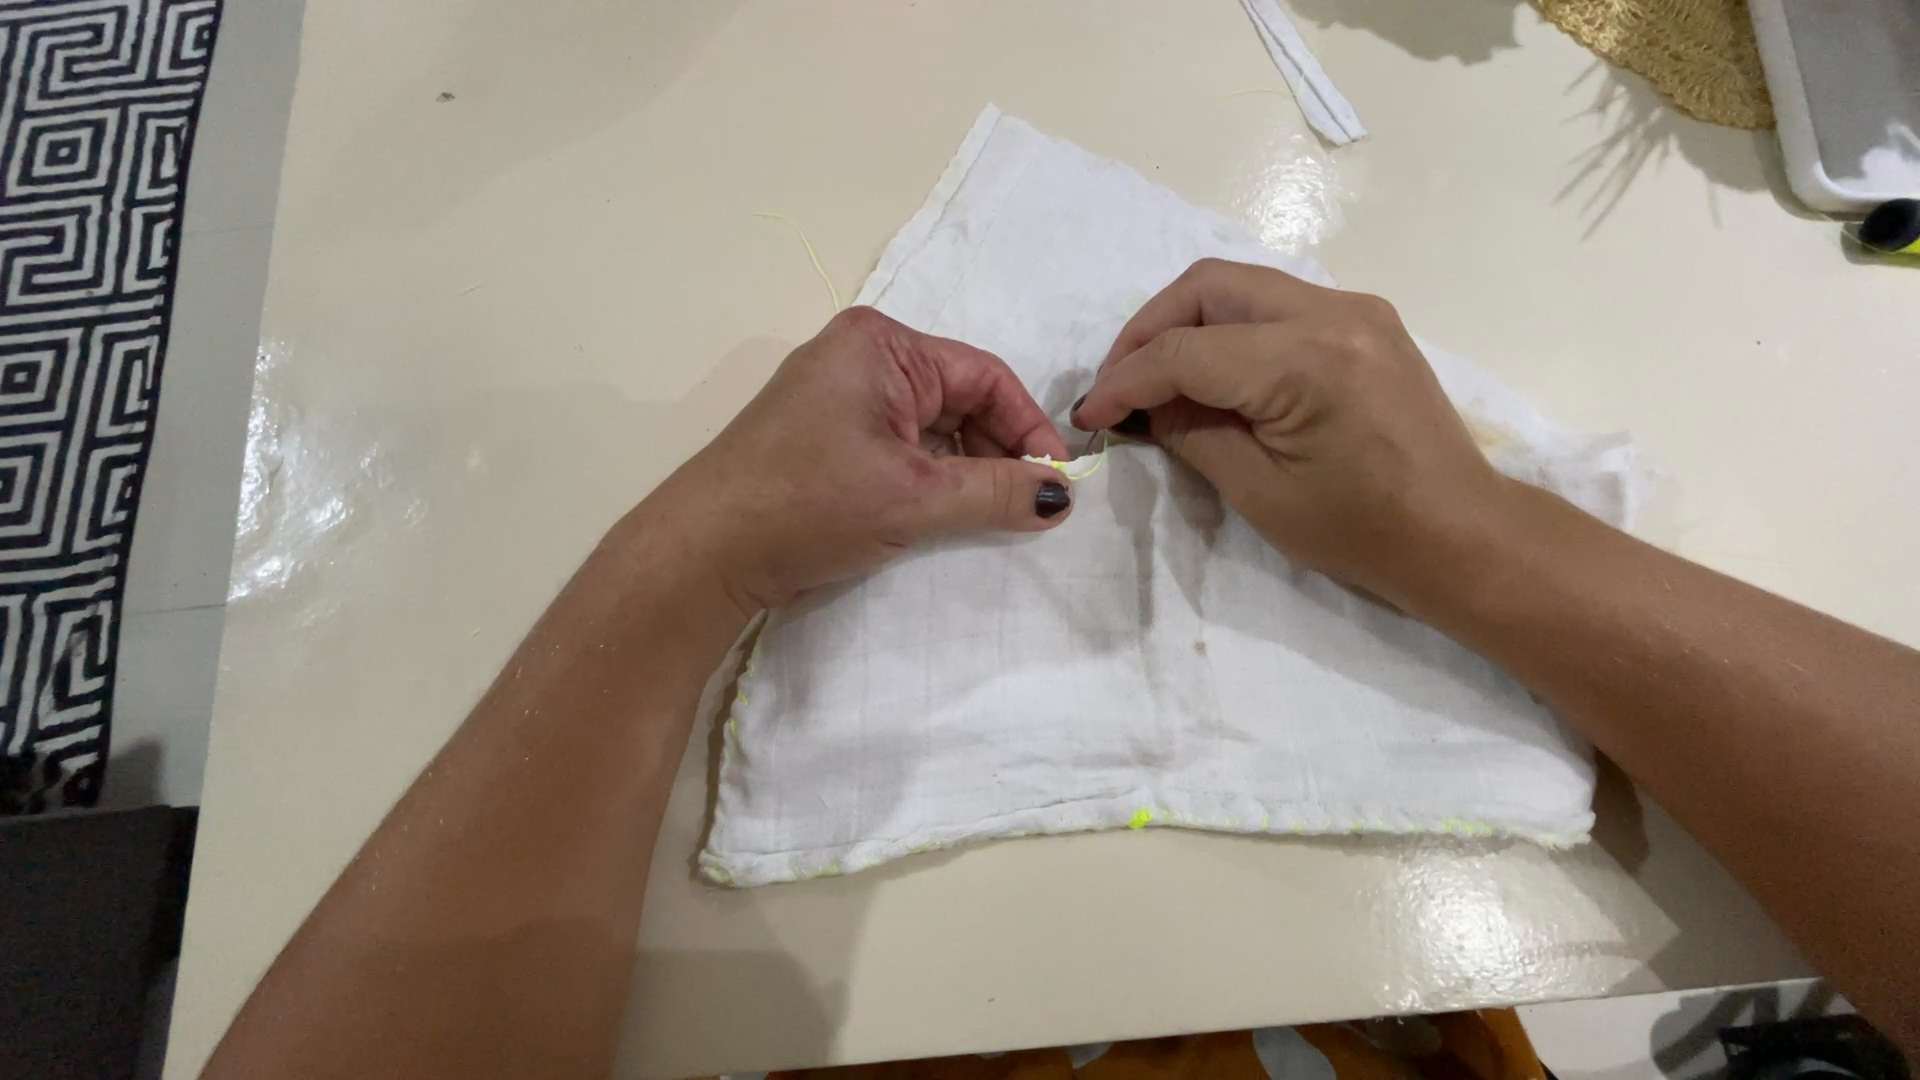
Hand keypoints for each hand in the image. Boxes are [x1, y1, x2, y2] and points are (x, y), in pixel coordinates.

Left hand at [643, 307, 1073, 613]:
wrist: (705, 553)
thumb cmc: (810, 506)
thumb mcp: (915, 496)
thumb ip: (997, 492)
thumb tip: (1063, 496)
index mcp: (881, 345)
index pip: (983, 376)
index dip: (1028, 427)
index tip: (1058, 480)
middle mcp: (860, 358)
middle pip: (958, 399)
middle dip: (997, 450)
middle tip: (1028, 503)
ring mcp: (838, 397)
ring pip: (930, 427)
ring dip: (966, 467)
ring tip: (992, 512)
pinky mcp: (826, 437)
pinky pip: (899, 447)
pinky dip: (931, 476)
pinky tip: (947, 511)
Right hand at [1071, 259, 1507, 611]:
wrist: (1458, 533)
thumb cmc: (1359, 531)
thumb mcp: (1257, 491)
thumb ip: (1192, 432)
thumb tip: (1144, 406)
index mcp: (1307, 363)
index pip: (1185, 352)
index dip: (1124, 381)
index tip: (1090, 413)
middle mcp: (1333, 313)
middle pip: (1206, 286)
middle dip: (1147, 331)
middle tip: (1119, 383)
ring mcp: (1353, 309)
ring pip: (1237, 285)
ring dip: (1182, 325)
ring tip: (1153, 379)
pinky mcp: (1360, 321)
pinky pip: (1270, 305)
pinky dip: (1223, 330)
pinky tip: (1208, 374)